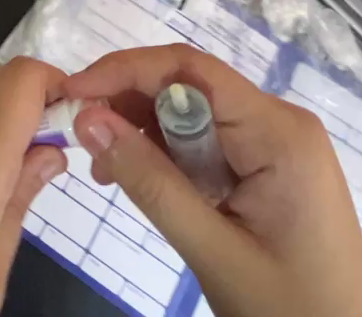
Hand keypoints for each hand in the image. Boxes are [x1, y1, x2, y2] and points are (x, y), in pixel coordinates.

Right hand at [63, 46, 361, 316]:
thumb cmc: (289, 313)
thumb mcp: (211, 249)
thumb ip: (148, 181)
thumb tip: (85, 118)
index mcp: (278, 132)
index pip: (187, 70)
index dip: (123, 70)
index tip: (72, 94)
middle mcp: (278, 122)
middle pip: (185, 86)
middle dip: (127, 103)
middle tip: (79, 138)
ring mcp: (274, 144)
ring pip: (188, 111)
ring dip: (140, 131)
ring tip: (104, 170)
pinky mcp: (265, 166)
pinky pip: (202, 139)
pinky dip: (163, 153)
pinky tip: (137, 179)